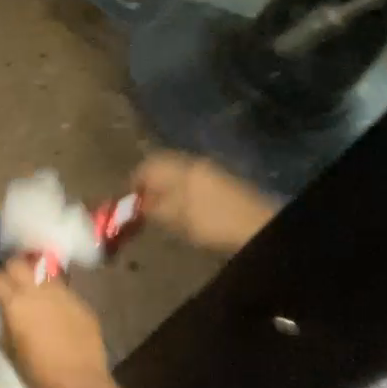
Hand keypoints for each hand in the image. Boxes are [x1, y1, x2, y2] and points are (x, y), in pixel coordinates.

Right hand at [0, 259, 109, 387]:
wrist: (81, 384)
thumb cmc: (38, 373)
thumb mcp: (10, 350)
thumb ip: (4, 324)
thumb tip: (4, 313)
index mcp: (15, 302)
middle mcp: (38, 290)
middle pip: (18, 264)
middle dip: (10, 271)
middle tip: (9, 285)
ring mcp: (62, 294)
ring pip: (43, 273)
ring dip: (35, 281)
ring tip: (35, 296)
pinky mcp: (81, 303)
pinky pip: (63, 292)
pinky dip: (55, 298)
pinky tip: (57, 314)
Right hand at [133, 150, 277, 254]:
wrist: (257, 226)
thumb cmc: (211, 220)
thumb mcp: (175, 217)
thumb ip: (152, 208)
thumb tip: (135, 204)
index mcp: (178, 165)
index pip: (146, 165)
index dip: (134, 182)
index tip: (128, 200)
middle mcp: (192, 161)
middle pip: (162, 166)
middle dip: (151, 184)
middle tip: (144, 204)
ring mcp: (209, 170)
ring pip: (178, 174)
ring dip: (167, 188)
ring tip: (163, 210)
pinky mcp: (222, 182)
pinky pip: (192, 181)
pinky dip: (183, 192)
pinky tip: (185, 209)